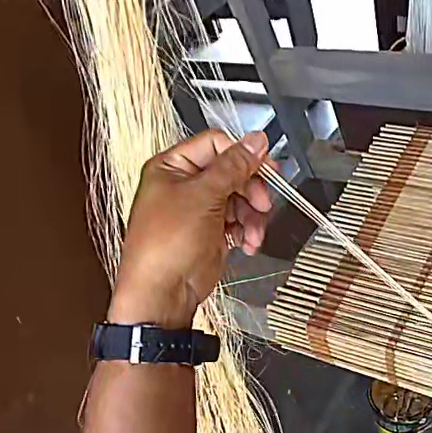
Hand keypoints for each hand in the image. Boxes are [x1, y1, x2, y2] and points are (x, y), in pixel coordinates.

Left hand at [108, 131, 275, 326]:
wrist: (164, 291)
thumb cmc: (166, 245)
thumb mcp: (203, 196)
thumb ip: (233, 166)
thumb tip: (256, 141)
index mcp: (173, 167)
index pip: (216, 146)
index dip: (243, 156)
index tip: (267, 168)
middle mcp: (186, 185)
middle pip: (233, 174)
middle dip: (251, 192)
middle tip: (262, 203)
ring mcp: (200, 210)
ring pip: (240, 200)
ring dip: (253, 217)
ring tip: (253, 233)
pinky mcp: (212, 232)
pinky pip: (240, 222)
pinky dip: (248, 232)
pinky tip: (248, 243)